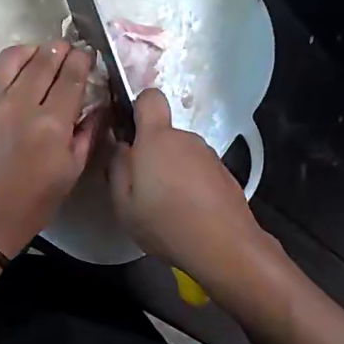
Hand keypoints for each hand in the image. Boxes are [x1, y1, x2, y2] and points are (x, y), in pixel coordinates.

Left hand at [0, 42, 102, 255]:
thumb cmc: (33, 203)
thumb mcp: (70, 173)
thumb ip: (88, 135)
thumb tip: (100, 107)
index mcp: (53, 125)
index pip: (72, 78)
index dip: (83, 61)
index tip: (90, 54)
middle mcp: (25, 105)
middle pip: (46, 62)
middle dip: (62, 50)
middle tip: (73, 47)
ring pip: (19, 58)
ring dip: (37, 50)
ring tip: (48, 52)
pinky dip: (14, 59)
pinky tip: (24, 64)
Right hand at [109, 89, 268, 281]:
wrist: (224, 245)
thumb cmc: (166, 223)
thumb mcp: (124, 204)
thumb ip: (117, 168)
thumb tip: (122, 148)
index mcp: (157, 139)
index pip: (150, 98)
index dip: (139, 108)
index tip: (132, 133)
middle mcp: (187, 139)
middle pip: (165, 135)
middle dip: (154, 155)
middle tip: (145, 189)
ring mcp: (210, 156)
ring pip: (183, 155)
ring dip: (175, 173)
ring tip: (170, 207)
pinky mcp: (226, 174)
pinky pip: (201, 172)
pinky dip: (194, 186)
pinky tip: (190, 214)